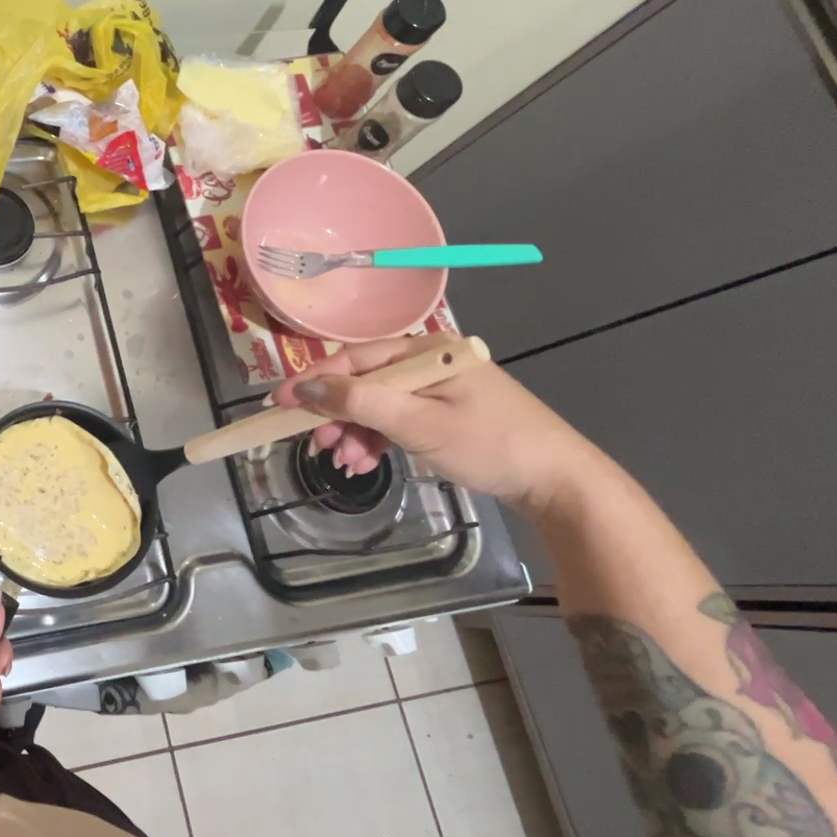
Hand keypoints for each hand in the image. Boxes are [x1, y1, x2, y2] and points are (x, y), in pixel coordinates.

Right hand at [267, 336, 606, 516]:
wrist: (559, 483)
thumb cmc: (490, 445)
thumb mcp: (418, 424)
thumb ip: (359, 402)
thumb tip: (304, 389)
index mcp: (425, 352)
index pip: (353, 359)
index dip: (312, 380)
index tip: (277, 403)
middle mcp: (427, 363)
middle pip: (360, 382)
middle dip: (333, 414)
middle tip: (315, 445)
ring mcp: (435, 389)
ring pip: (373, 405)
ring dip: (352, 432)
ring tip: (344, 462)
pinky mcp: (442, 414)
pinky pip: (393, 420)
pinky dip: (373, 440)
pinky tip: (364, 462)